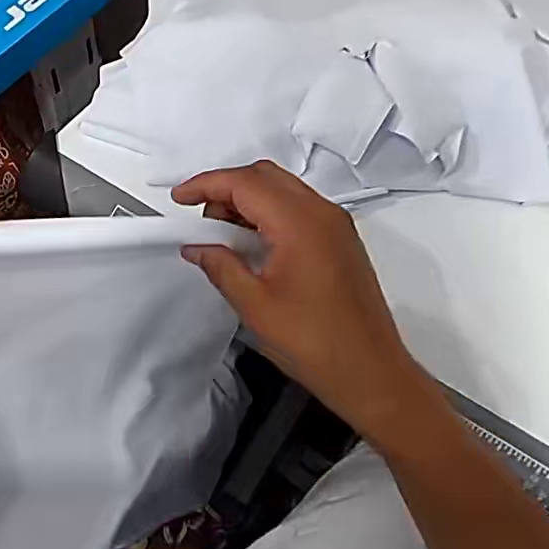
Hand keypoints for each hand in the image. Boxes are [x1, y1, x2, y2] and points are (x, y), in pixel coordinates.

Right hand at [174, 162, 446, 440]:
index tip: (178, 199)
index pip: (245, 183)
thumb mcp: (255, 306)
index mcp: (301, 224)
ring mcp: (336, 225)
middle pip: (265, 176)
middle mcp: (323, 213)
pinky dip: (268, 215)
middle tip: (202, 223)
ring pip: (282, 190)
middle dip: (226, 189)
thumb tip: (197, 247)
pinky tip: (252, 247)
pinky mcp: (340, 240)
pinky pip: (298, 209)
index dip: (206, 185)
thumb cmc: (315, 344)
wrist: (370, 373)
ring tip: (223, 240)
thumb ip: (221, 267)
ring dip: (248, 202)